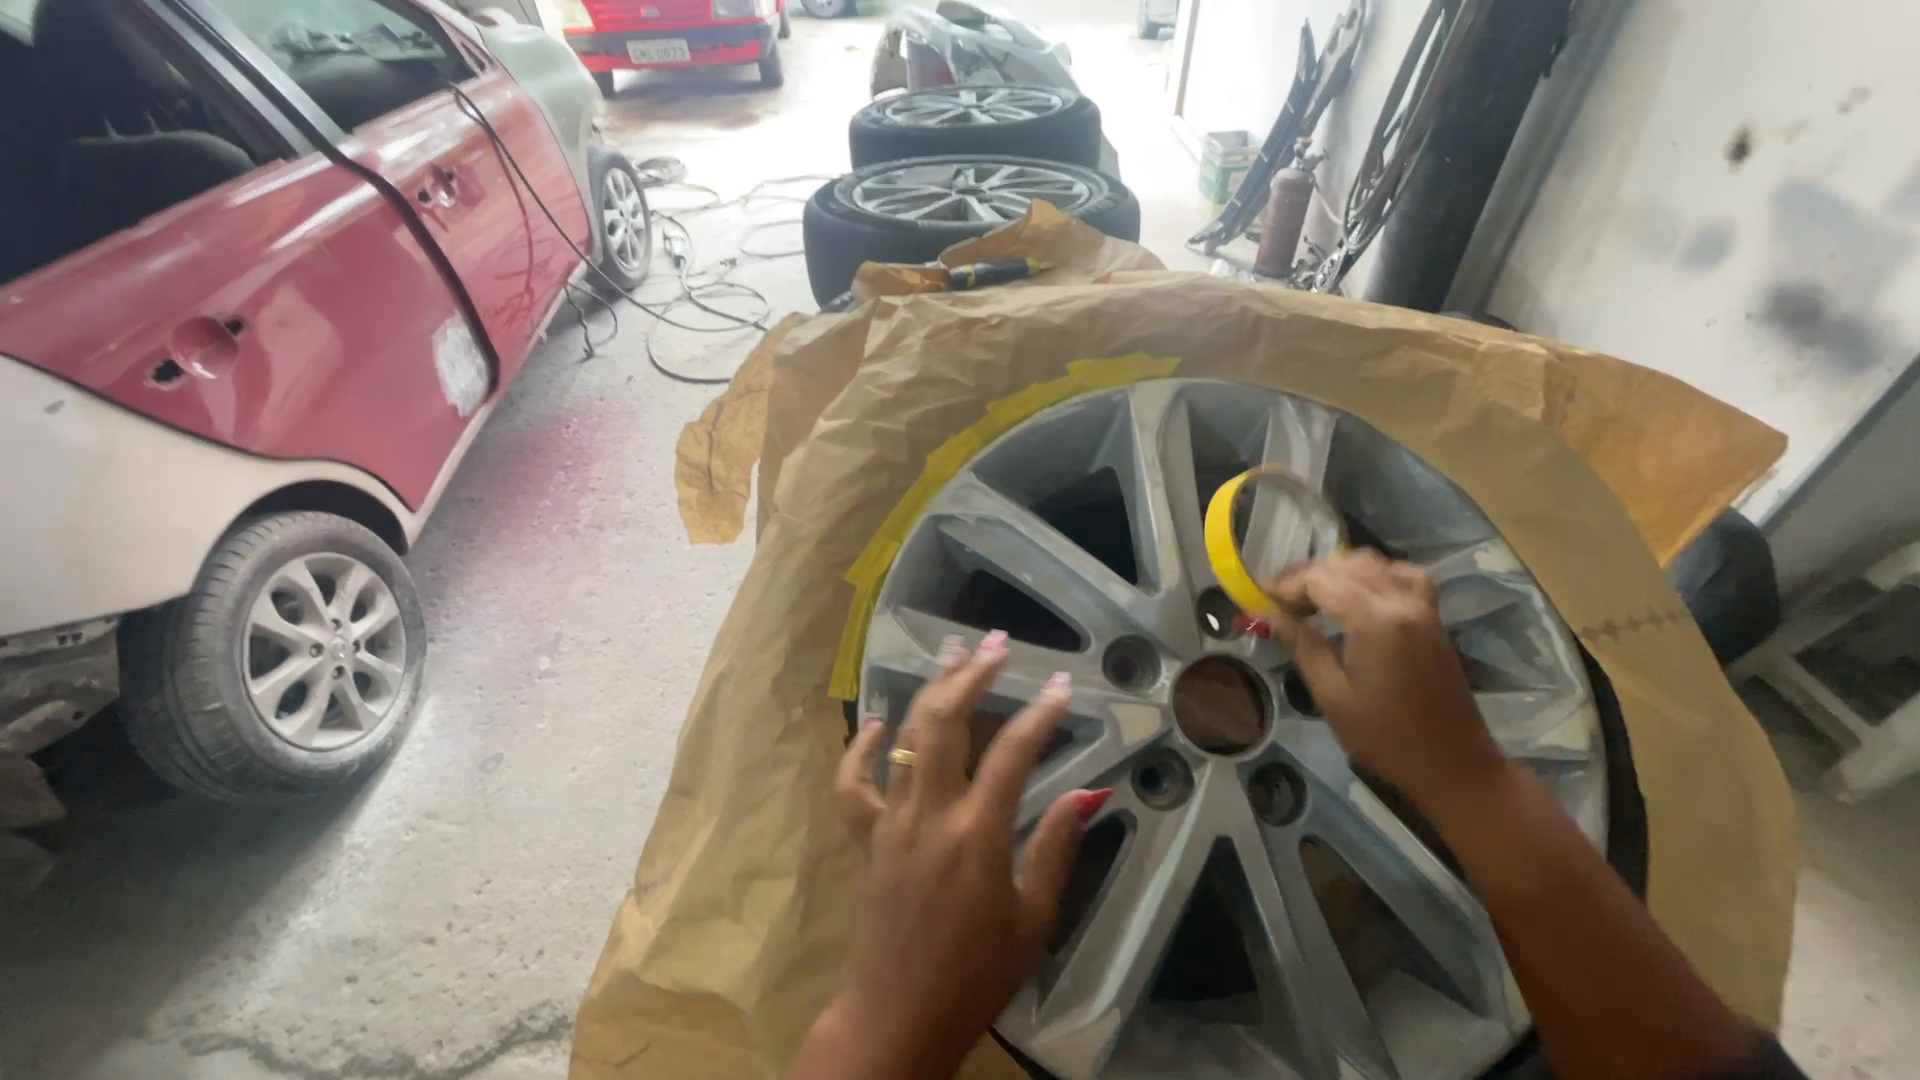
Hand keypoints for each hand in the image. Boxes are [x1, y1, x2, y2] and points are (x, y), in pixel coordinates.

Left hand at [809, 632, 1107, 1078]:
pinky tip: (876, 723)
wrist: (898, 1015)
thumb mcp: (1033, 920)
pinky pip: (854, 785)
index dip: (1041, 713)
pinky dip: (861, 749)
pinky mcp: (867, 838)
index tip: (1063, 685)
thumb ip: (1055, 849)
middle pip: (946, 723)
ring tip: (952, 653)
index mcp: (977, 836)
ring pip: (906, 739)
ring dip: (930, 691)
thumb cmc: (976, 975)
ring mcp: (891, 822)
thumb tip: (1087, 794)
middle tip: (997, 642)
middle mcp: (929, 814)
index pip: (1013, 754)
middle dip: (973, 675)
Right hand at [1267, 551, 1509, 809]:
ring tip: (1312, 597)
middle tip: (1280, 601)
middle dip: (1307, 575)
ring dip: (1338, 571)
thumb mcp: (1332, 695)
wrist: (1453, 763)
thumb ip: (1302, 645)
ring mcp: (1423, 606)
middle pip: (1345, 565)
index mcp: (1376, 621)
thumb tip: (1267, 616)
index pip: (1321, 579)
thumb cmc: (1386, 737)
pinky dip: (1374, 574)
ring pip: (1374, 563)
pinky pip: (1401, 575)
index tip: (1261, 600)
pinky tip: (1357, 595)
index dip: (1286, 584)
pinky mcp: (1433, 616)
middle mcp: (1402, 601)